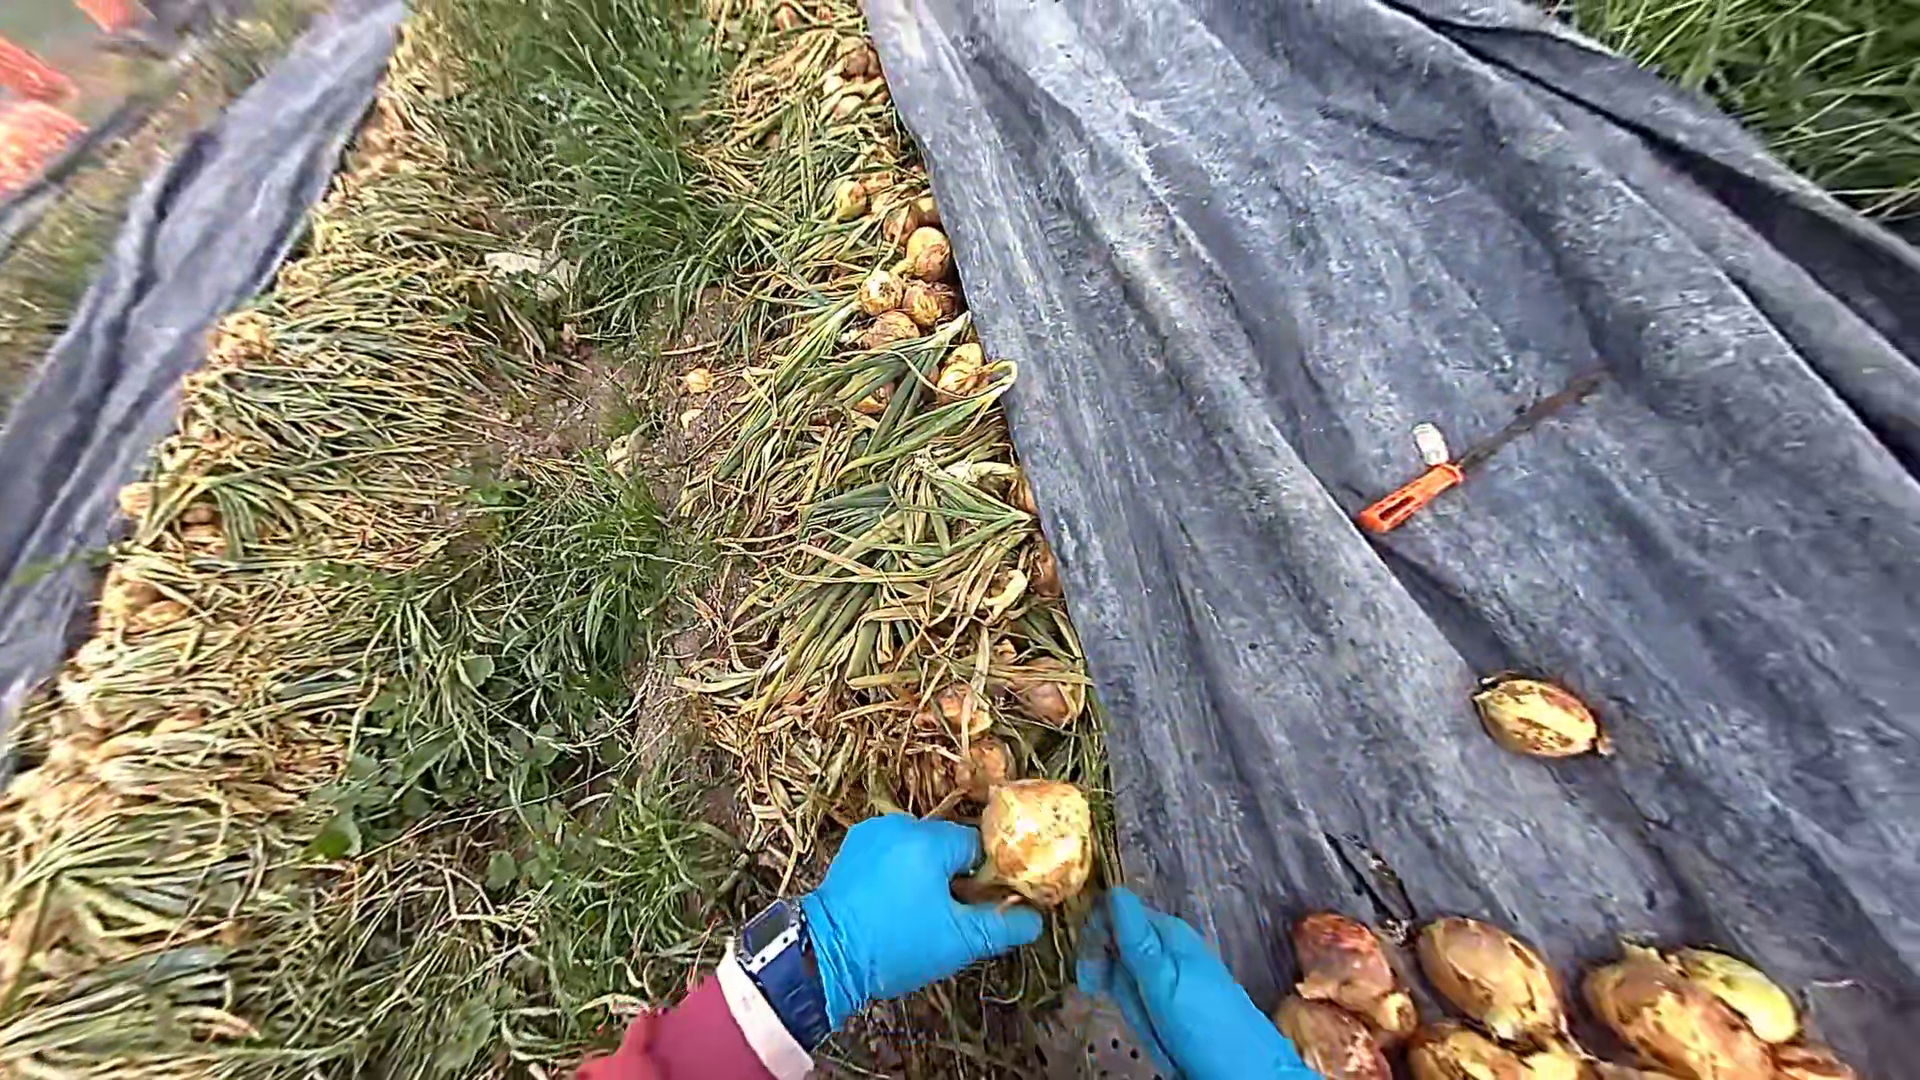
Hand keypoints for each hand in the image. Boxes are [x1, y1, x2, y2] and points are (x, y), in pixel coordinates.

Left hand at [800, 814, 1043, 1027]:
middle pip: (947, 842)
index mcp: (931, 839)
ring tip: (916, 907)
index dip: (984, 874)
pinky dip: (899, 864)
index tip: (978, 902)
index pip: (976, 844)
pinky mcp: (856, 841)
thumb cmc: (897, 943)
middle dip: (954, 872)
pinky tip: (891, 895)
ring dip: (926, 868)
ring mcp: (876, 829)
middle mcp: (904, 823)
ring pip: (919, 844)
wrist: (826, 954)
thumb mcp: (956, 941)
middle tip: (948, 911)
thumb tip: (1036, 919)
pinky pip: (892, 846)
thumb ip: (1001, 925)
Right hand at [1077, 887, 1316, 1079]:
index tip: (1087, 971)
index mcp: (1167, 931)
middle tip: (1132, 1011)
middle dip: (1115, 979)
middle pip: (1118, 945)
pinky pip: (1145, 1002)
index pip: (1115, 910)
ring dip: (1132, 1006)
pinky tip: (1160, 1038)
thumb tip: (1113, 889)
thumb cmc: (1208, 1029)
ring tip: (1155, 1032)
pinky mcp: (1178, 1004)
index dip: (1094, 936)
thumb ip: (1136, 937)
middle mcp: (1169, 947)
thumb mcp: (1164, 980)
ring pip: (1129, 978)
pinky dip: (1145, 1020)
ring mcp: (1174, 976)